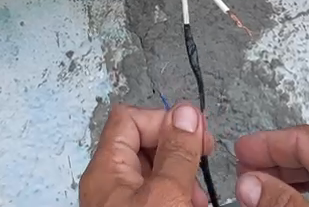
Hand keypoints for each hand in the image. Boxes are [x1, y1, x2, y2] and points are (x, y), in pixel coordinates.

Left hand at [79, 103, 215, 206]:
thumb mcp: (166, 195)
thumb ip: (176, 153)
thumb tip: (186, 111)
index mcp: (105, 169)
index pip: (130, 117)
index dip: (164, 118)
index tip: (197, 131)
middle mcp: (108, 185)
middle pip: (143, 144)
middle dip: (178, 149)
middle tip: (203, 162)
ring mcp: (118, 205)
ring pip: (152, 173)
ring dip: (181, 175)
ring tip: (199, 195)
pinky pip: (154, 197)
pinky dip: (174, 195)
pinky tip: (190, 205)